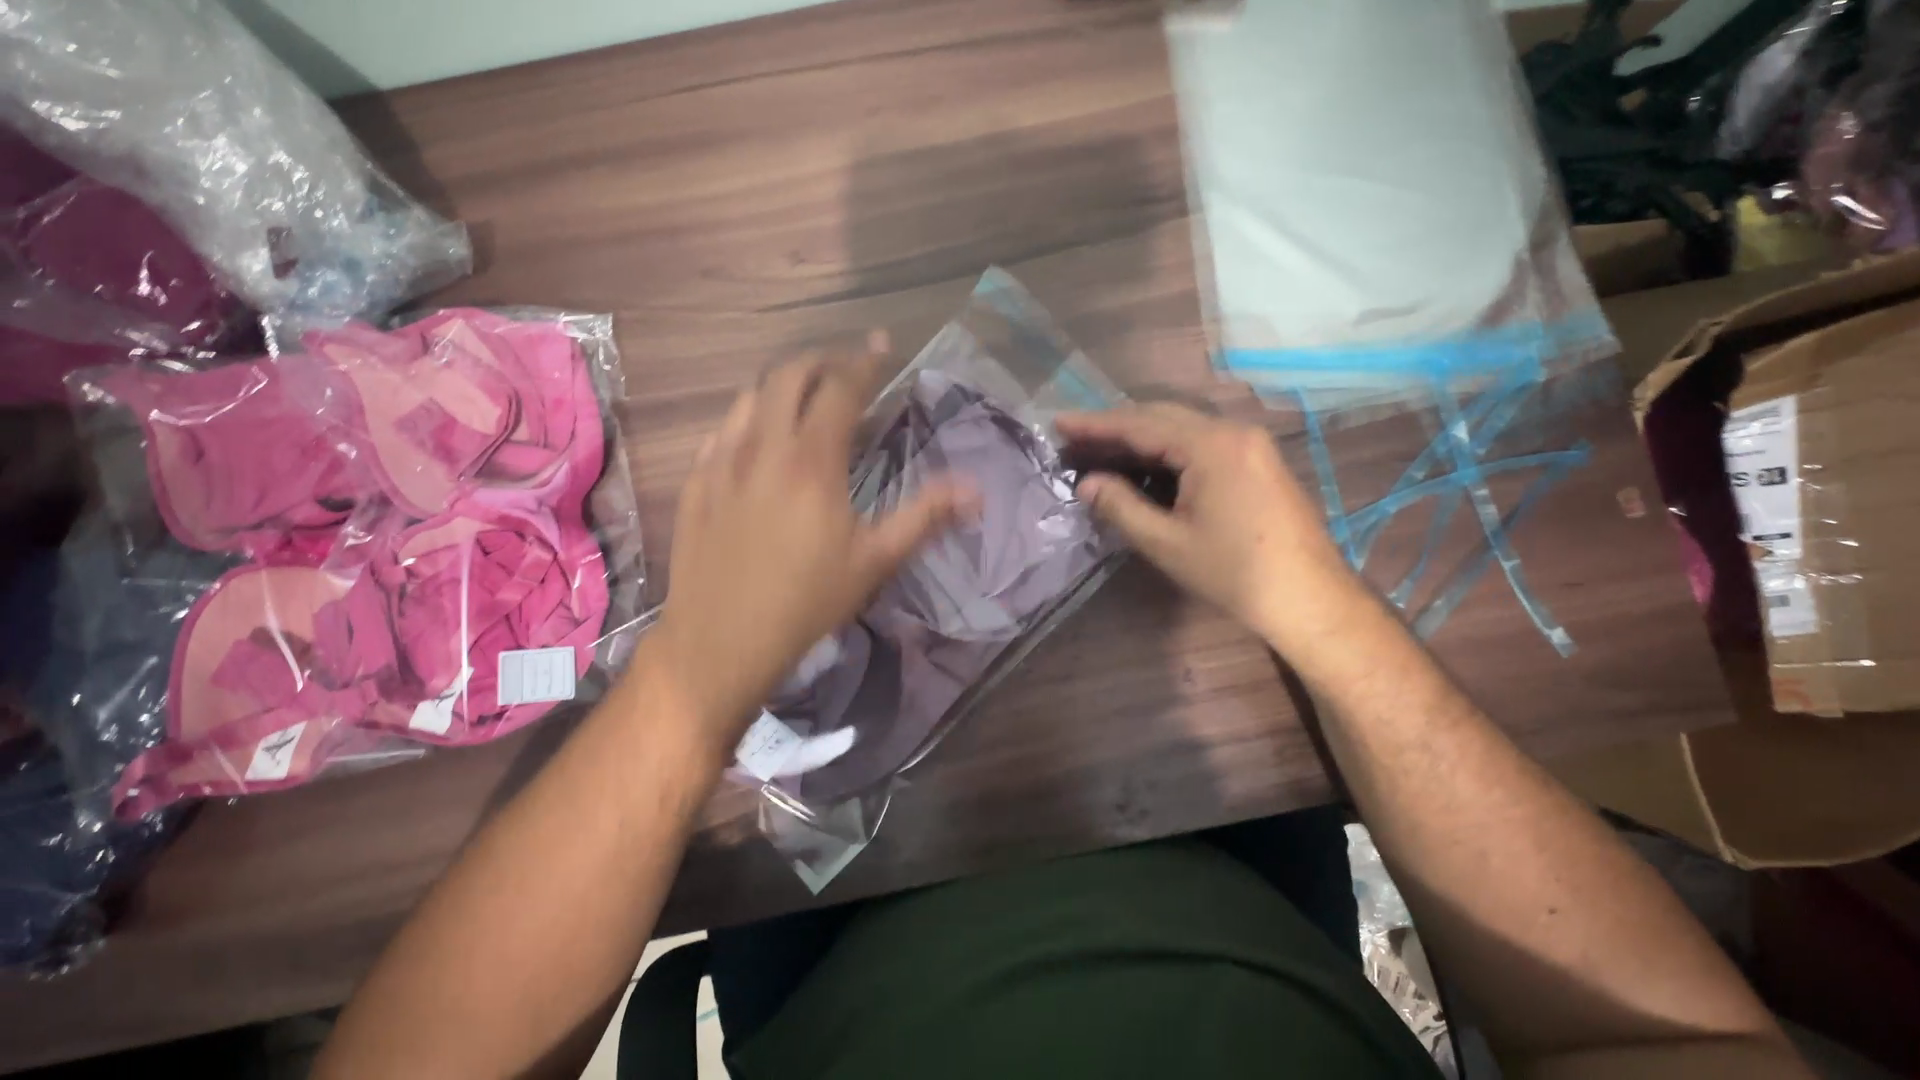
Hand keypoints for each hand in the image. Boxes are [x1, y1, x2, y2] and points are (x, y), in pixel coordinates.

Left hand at [650, 338, 976, 746]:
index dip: (864, 362)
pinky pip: (721, 431)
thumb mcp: (875, 562)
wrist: (720, 640)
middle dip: (820, 362)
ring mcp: (721, 462)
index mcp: (811, 460)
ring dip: (780, 387)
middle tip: (845, 370)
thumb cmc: (806, 602)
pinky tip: (756, 441)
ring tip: (802, 399)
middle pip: (788, 376)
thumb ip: (925, 516)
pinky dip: (747, 420)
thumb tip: (976, 490)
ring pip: (748, 397)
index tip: (882, 346)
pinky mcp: (695, 483)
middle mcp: (762, 446)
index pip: (840, 388)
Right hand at [1055, 403, 1370, 658]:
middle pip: (1163, 417)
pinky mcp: (1259, 462)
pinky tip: (1146, 466)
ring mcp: (1252, 445)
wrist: (1309, 598)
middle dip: (1117, 426)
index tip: (1059, 424)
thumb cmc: (1234, 573)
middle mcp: (1234, 431)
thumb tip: (1086, 483)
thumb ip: (1121, 507)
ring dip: (1143, 437)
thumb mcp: (1167, 543)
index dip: (1096, 425)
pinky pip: (1204, 442)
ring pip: (1184, 428)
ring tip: (1102, 451)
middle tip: (1075, 438)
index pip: (1141, 424)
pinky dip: (1170, 450)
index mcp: (1212, 445)